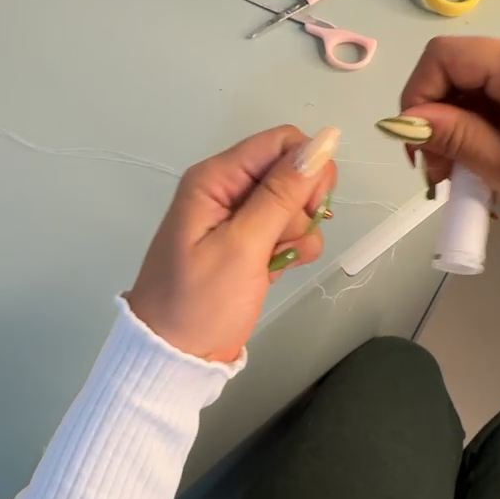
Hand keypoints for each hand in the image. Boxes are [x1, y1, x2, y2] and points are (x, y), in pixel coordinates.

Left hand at [127, 126, 338, 361]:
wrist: (176, 357)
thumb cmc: (200, 303)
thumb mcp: (243, 246)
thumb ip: (282, 192)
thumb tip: (323, 141)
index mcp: (216, 178)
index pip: (281, 143)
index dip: (306, 168)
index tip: (310, 207)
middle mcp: (227, 189)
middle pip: (291, 171)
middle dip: (302, 204)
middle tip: (285, 238)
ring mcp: (240, 218)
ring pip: (295, 203)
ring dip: (298, 232)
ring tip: (274, 260)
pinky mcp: (251, 244)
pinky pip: (288, 230)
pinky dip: (292, 248)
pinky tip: (279, 269)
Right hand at [399, 36, 499, 249]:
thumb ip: (454, 137)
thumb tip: (399, 121)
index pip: (448, 55)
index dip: (418, 95)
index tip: (416, 146)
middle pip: (459, 68)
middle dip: (436, 118)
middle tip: (437, 173)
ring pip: (474, 85)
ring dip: (455, 127)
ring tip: (458, 175)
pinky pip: (498, 95)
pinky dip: (478, 127)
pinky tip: (480, 161)